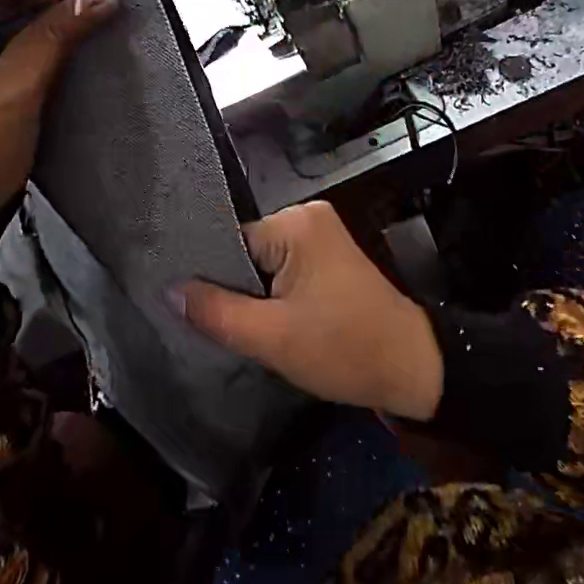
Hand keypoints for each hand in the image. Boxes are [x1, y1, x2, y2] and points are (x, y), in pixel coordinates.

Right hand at [176, 202, 443, 420]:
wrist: (411, 367)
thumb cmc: (344, 348)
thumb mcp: (272, 337)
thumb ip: (217, 312)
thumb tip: (171, 289)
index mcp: (296, 222)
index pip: (230, 242)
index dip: (211, 278)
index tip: (193, 310)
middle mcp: (307, 216)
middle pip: (245, 252)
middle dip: (233, 290)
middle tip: (222, 327)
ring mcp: (320, 236)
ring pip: (262, 266)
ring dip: (253, 297)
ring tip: (244, 328)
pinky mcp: (327, 258)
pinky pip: (283, 272)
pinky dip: (272, 297)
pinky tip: (267, 322)